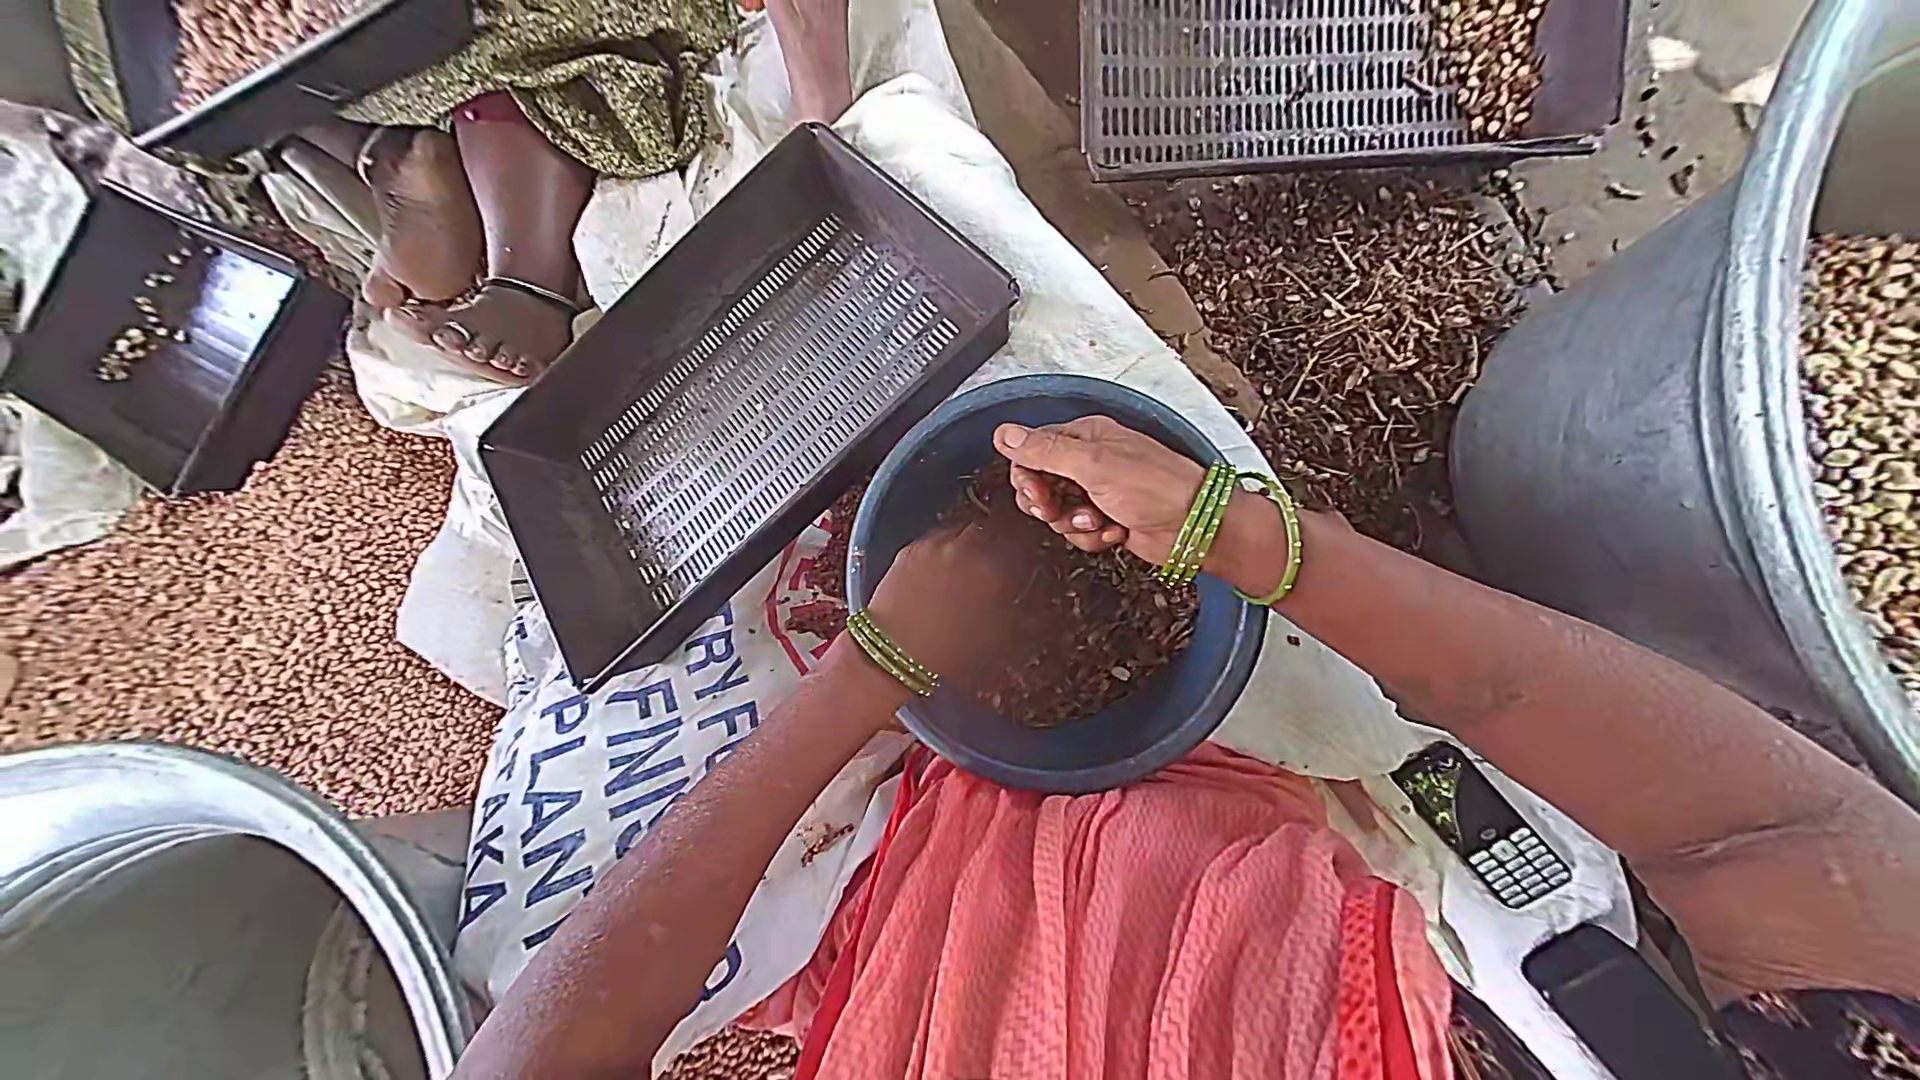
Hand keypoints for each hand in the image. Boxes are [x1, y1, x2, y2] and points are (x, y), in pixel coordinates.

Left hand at [857, 520, 1028, 687]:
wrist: (894, 655)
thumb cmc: (948, 656)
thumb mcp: (997, 637)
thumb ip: (1012, 605)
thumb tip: (1015, 590)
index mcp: (993, 571)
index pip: (1021, 543)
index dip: (1026, 548)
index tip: (1025, 556)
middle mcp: (965, 550)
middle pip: (993, 529)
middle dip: (999, 540)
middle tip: (999, 558)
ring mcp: (936, 546)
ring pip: (963, 531)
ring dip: (971, 542)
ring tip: (969, 563)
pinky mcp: (911, 550)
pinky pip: (937, 539)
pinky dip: (945, 548)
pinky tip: (942, 567)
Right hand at [992, 415, 1291, 595]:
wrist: (1195, 527)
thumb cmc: (1157, 487)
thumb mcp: (1093, 464)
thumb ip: (1044, 450)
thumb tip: (1005, 434)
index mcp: (1085, 437)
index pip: (1032, 452)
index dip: (1027, 477)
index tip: (1037, 494)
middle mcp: (1088, 461)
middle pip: (1039, 485)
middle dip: (1049, 505)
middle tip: (1061, 511)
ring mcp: (1096, 491)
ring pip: (1056, 513)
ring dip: (1073, 523)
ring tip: (1097, 520)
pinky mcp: (1104, 518)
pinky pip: (1076, 532)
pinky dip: (1091, 536)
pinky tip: (1112, 531)